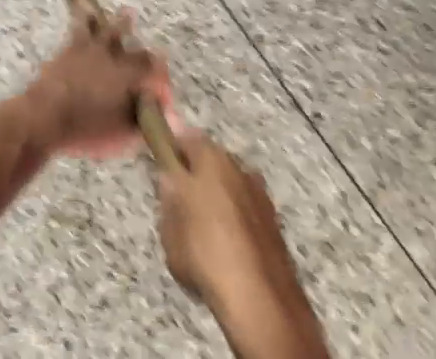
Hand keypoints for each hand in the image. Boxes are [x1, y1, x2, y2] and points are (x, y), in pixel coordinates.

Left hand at [21, 10, 168, 159]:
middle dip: (147, 56)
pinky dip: (84, 13)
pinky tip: (84, 4)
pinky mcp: (72, 47)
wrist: (46, 115)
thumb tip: (168, 119)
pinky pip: (80, 23)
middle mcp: (117, 60)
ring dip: (123, 23)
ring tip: (128, 13)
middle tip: (153, 56)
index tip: (162, 91)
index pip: (157, 74)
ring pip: (113, 30)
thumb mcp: (122, 133)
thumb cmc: (86, 129)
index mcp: (132, 79)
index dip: (162, 81)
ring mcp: (94, 50)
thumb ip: (144, 122)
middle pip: (140, 53)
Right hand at [158, 131, 300, 305]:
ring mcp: (259, 193)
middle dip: (195, 171)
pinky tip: (224, 240)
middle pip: (211, 159)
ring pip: (230, 182)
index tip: (162, 163)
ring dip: (217, 193)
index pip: (186, 138)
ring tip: (201, 224)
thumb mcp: (169, 226)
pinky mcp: (273, 219)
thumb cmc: (204, 253)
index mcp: (210, 160)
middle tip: (178, 196)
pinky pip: (244, 205)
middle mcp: (238, 168)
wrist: (259, 296)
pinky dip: (234, 214)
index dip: (172, 148)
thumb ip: (168, 195)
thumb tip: (169, 176)